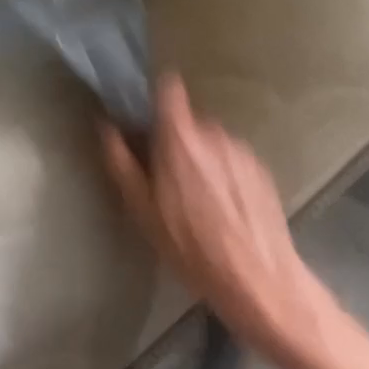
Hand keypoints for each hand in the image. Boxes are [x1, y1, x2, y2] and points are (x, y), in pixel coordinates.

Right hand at [100, 74, 322, 349]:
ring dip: (200, 158)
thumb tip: (106, 127)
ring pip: (210, 142)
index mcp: (180, 137)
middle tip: (164, 178)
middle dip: (173, 141)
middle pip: (186, 122)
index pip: (168, 89)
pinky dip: (223, 173)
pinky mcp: (262, 169)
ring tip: (197, 201)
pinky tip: (223, 209)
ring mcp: (242, 150)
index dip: (155, 94)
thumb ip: (121, 162)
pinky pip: (232, 159)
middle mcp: (214, 133)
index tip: (144, 114)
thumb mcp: (142, 210)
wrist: (258, 279)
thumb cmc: (191, 246)